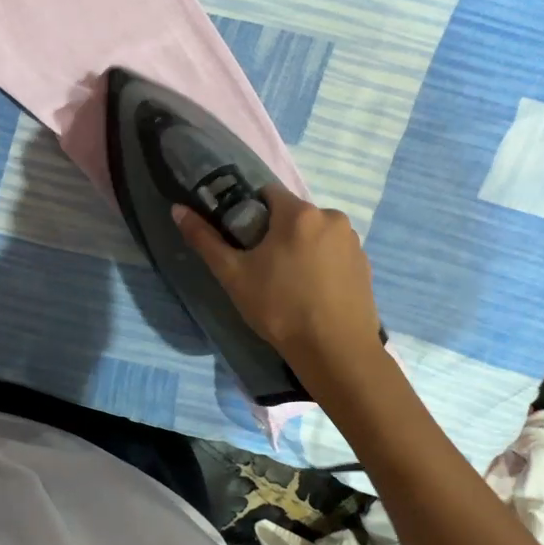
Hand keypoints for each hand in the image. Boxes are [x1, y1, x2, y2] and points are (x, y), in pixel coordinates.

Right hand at [173, 184, 382, 377]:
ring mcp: (353, 242)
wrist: (336, 352)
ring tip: (286, 281)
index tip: (241, 239)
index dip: (248, 211)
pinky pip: (332, 252)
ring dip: (298, 246)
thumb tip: (177, 209)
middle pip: (292, 214)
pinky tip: (309, 291)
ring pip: (313, 233)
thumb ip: (204, 239)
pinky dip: (319, 262)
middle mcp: (332, 219)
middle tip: (259, 264)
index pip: (266, 193)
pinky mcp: (366, 265)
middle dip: (274, 231)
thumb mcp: (232, 274)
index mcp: (299, 214)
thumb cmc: (279, 307)